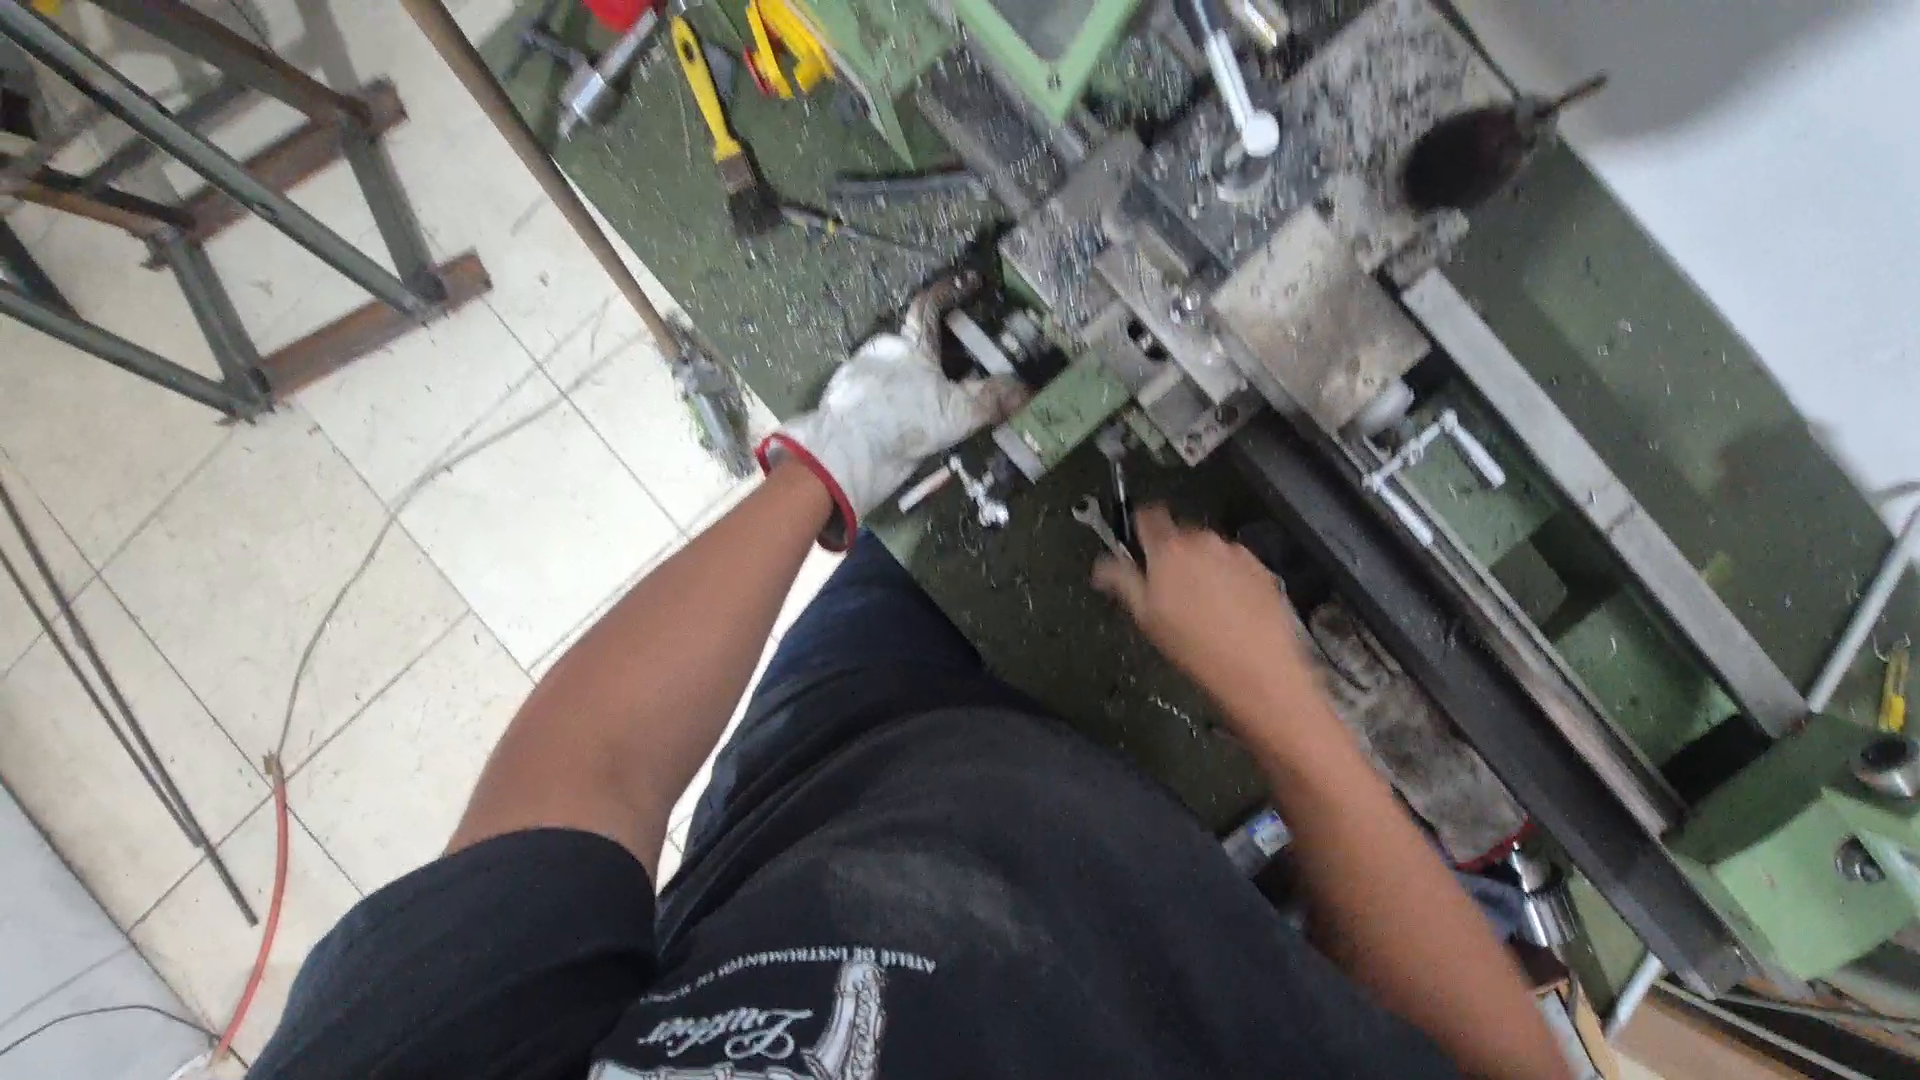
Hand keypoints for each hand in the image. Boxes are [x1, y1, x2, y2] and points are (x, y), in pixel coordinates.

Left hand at [758, 273, 1025, 549]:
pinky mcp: (844, 401)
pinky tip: (904, 421)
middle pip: (913, 342)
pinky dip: (892, 402)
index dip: (951, 290)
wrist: (847, 454)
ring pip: (893, 370)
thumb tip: (1026, 391)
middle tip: (959, 368)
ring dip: (912, 381)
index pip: (930, 304)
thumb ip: (991, 400)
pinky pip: (874, 393)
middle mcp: (881, 351)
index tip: (969, 282)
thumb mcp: (957, 412)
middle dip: (936, 352)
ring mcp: (858, 374)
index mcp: (910, 344)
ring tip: (933, 402)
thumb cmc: (904, 421)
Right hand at [1092, 505, 1315, 715]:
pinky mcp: (1259, 567)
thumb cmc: (1198, 646)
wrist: (1257, 666)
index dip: (1139, 526)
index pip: (1147, 515)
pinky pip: (1234, 563)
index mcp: (1168, 549)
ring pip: (1207, 550)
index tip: (1139, 543)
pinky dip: (1227, 578)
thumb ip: (1121, 581)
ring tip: (1201, 606)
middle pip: (1178, 534)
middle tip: (1168, 590)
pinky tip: (1226, 609)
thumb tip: (1103, 568)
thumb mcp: (1145, 617)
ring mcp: (1234, 553)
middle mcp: (1202, 542)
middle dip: (1170, 555)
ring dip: (1200, 567)